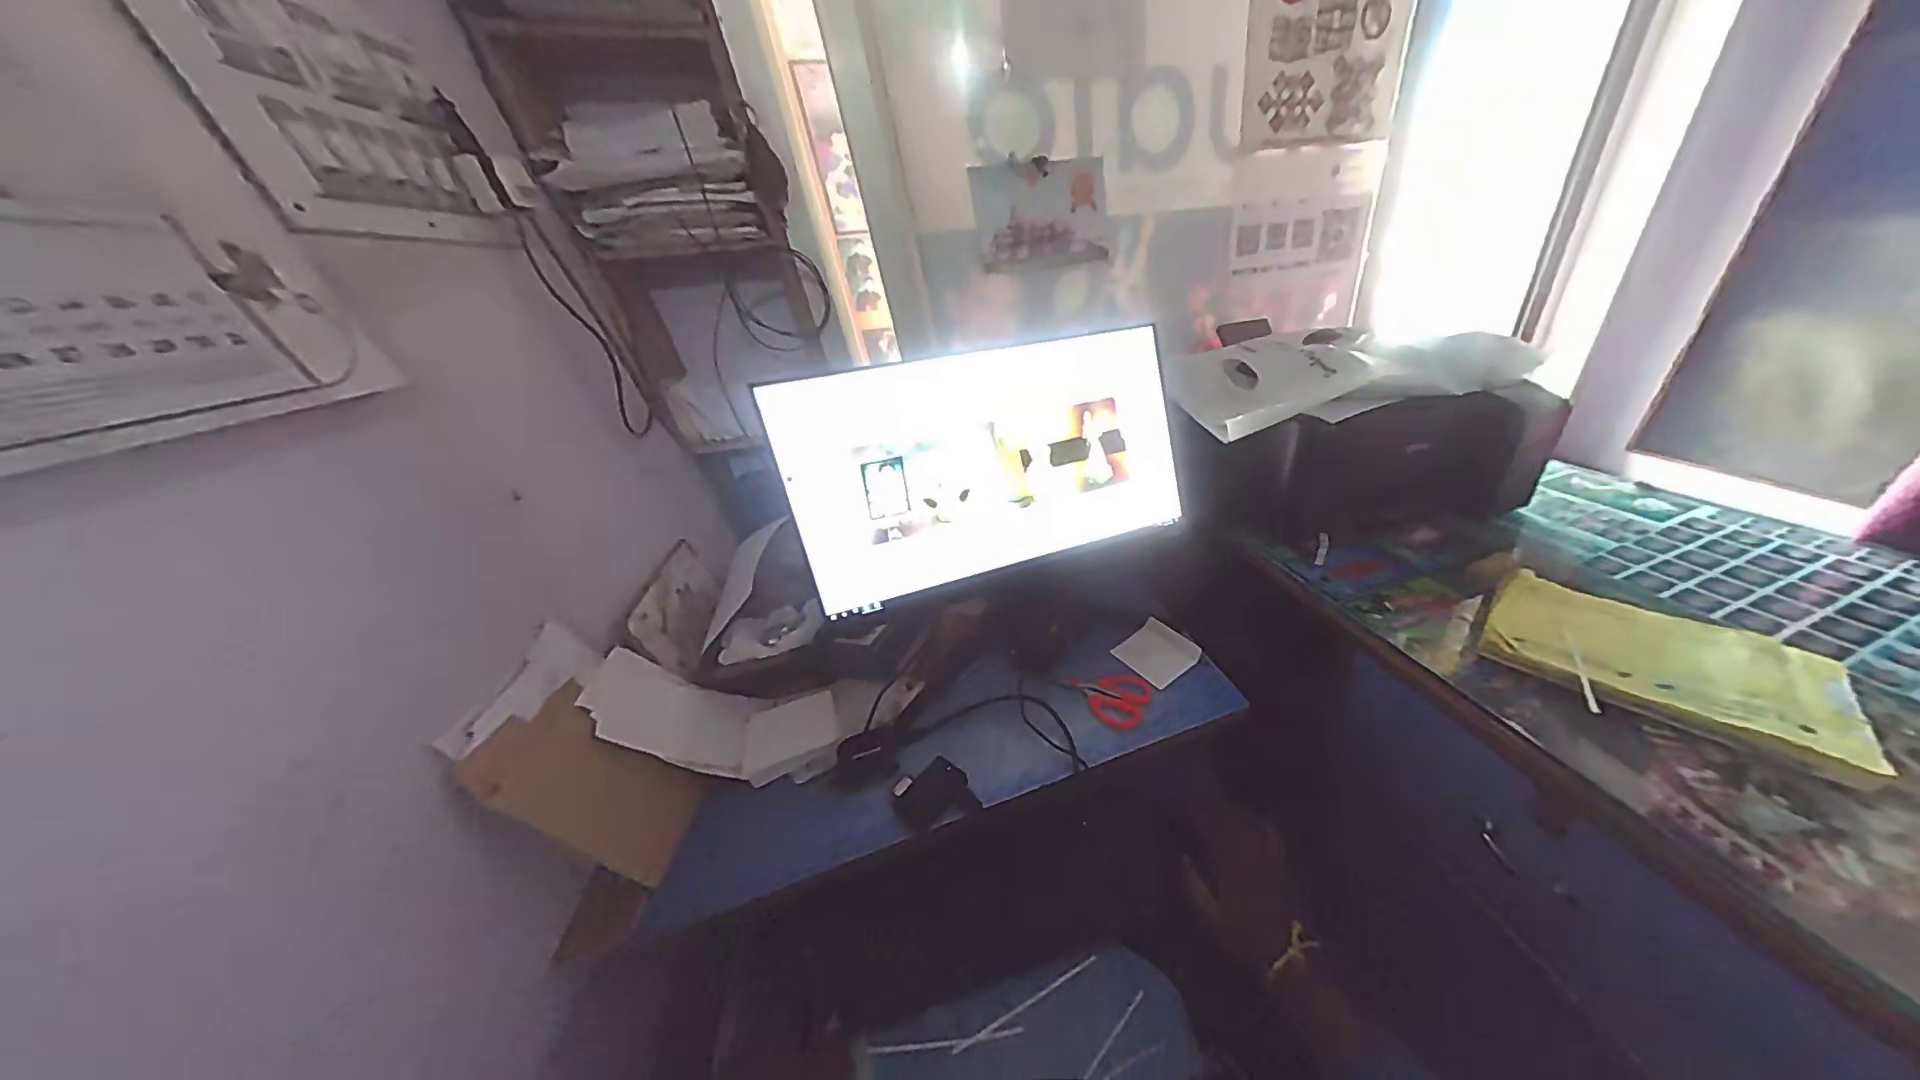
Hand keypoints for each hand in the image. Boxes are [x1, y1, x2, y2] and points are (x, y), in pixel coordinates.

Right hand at [1178, 793, 1304, 980]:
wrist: (1285, 954)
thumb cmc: (1242, 939)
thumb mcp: (1210, 918)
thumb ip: (1193, 887)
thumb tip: (1183, 858)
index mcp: (1229, 867)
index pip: (1211, 830)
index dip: (1198, 814)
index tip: (1185, 804)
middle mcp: (1248, 856)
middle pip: (1229, 821)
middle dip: (1212, 807)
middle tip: (1198, 800)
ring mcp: (1268, 858)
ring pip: (1248, 823)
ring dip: (1233, 810)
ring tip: (1219, 804)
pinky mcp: (1281, 865)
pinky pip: (1271, 834)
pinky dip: (1260, 820)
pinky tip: (1253, 816)